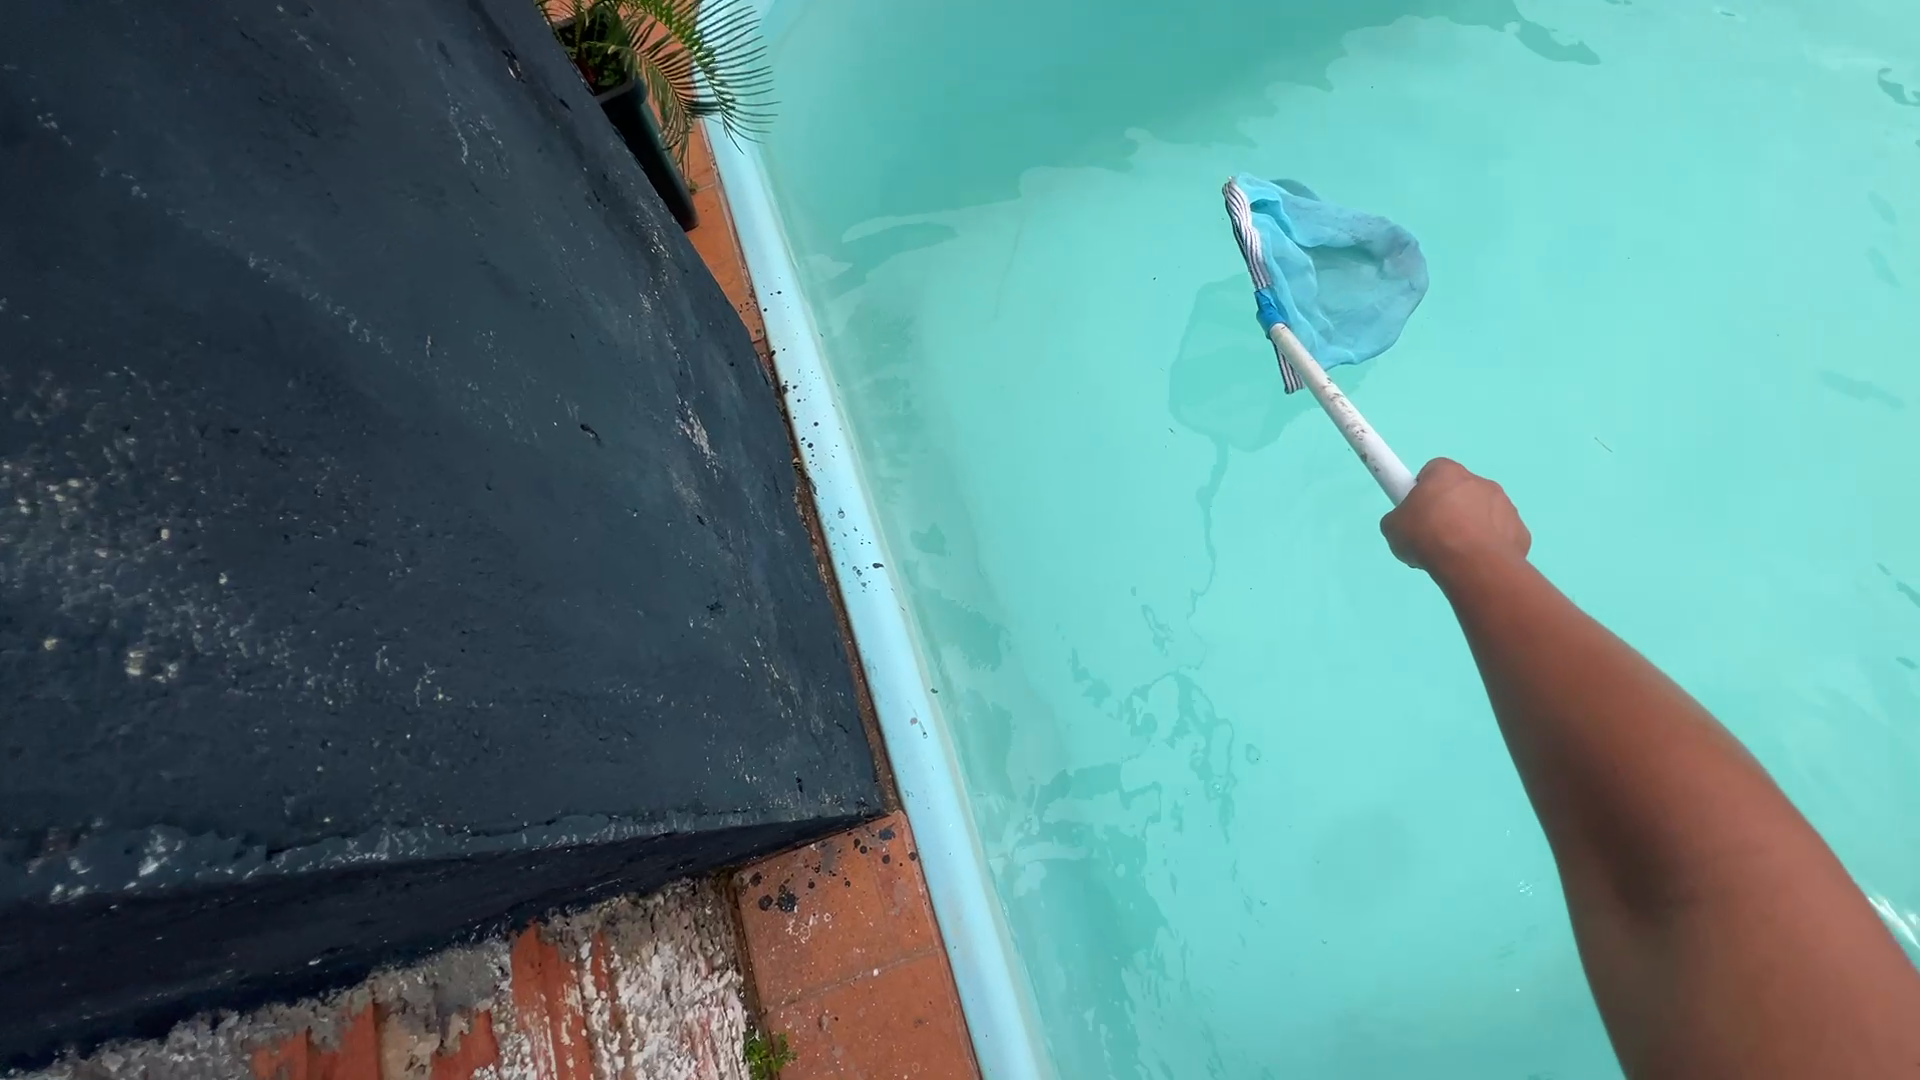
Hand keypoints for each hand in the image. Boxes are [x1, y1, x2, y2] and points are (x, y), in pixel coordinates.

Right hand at [1380, 459, 1530, 575]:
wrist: (1472, 563)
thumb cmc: (1427, 536)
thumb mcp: (1392, 527)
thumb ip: (1400, 517)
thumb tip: (1407, 523)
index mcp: (1447, 473)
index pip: (1433, 470)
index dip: (1422, 488)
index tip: (1416, 508)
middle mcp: (1480, 481)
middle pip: (1460, 490)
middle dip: (1447, 507)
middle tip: (1431, 532)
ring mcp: (1505, 505)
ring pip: (1482, 511)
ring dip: (1468, 525)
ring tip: (1453, 551)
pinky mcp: (1519, 530)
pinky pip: (1498, 533)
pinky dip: (1486, 543)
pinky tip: (1474, 559)